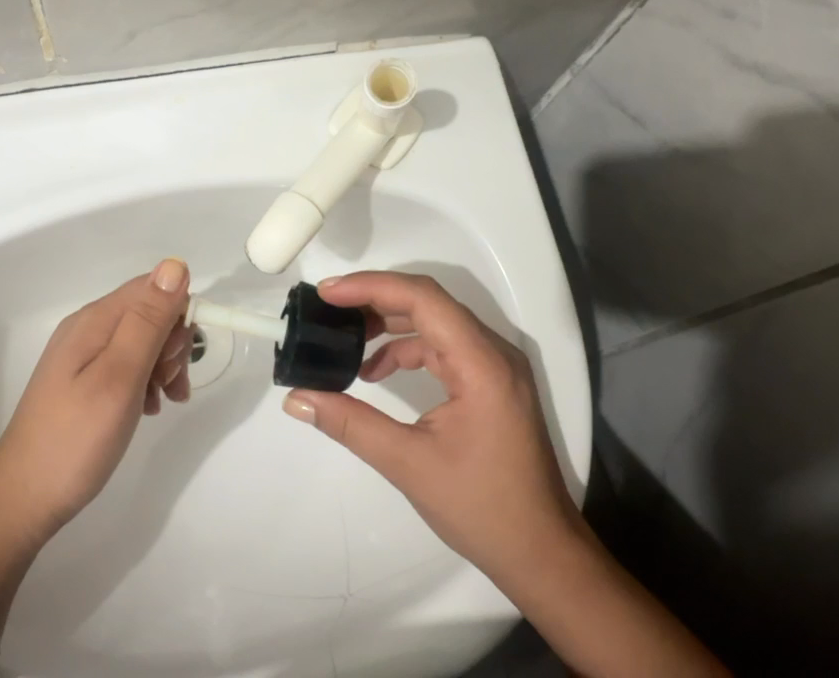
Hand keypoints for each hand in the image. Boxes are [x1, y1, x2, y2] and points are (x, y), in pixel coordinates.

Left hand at [0, 258, 193, 543]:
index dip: (178, 317)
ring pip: (143, 340)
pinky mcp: (85, 381)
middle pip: (149, 313)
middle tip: (167, 386)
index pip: (154, 288)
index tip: (176, 361)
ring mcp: (84, 356)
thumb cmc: (76, 439)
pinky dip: (148, 382)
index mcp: (94, 321)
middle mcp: (87, 329)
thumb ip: (148, 322)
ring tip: (162, 402)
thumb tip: (175, 265)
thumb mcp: (120, 377)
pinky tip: (149, 409)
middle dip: (171, 345)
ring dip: (163, 366)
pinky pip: (130, 364)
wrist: (26, 498)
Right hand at [281, 272, 583, 582]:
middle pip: (430, 304)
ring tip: (345, 341)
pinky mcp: (493, 385)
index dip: (372, 287)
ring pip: (437, 324)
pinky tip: (378, 372)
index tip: (327, 294)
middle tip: (328, 312)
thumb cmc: (481, 507)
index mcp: (481, 363)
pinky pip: (446, 348)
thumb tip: (297, 398)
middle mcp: (494, 353)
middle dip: (376, 302)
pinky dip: (409, 350)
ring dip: (391, 326)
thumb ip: (350, 424)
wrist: (541, 551)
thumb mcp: (408, 464)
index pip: (423, 299)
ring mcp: (497, 368)